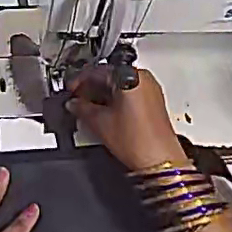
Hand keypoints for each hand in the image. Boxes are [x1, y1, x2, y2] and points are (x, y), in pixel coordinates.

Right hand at [66, 64, 185, 170]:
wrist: (159, 160)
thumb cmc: (138, 141)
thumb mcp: (100, 123)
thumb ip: (82, 108)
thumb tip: (74, 104)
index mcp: (129, 75)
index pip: (97, 71)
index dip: (79, 80)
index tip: (71, 89)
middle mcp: (142, 77)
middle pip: (110, 75)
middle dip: (91, 87)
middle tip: (77, 99)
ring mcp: (150, 88)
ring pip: (120, 83)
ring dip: (103, 93)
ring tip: (89, 108)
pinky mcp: (154, 100)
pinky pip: (130, 91)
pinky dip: (116, 98)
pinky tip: (106, 112)